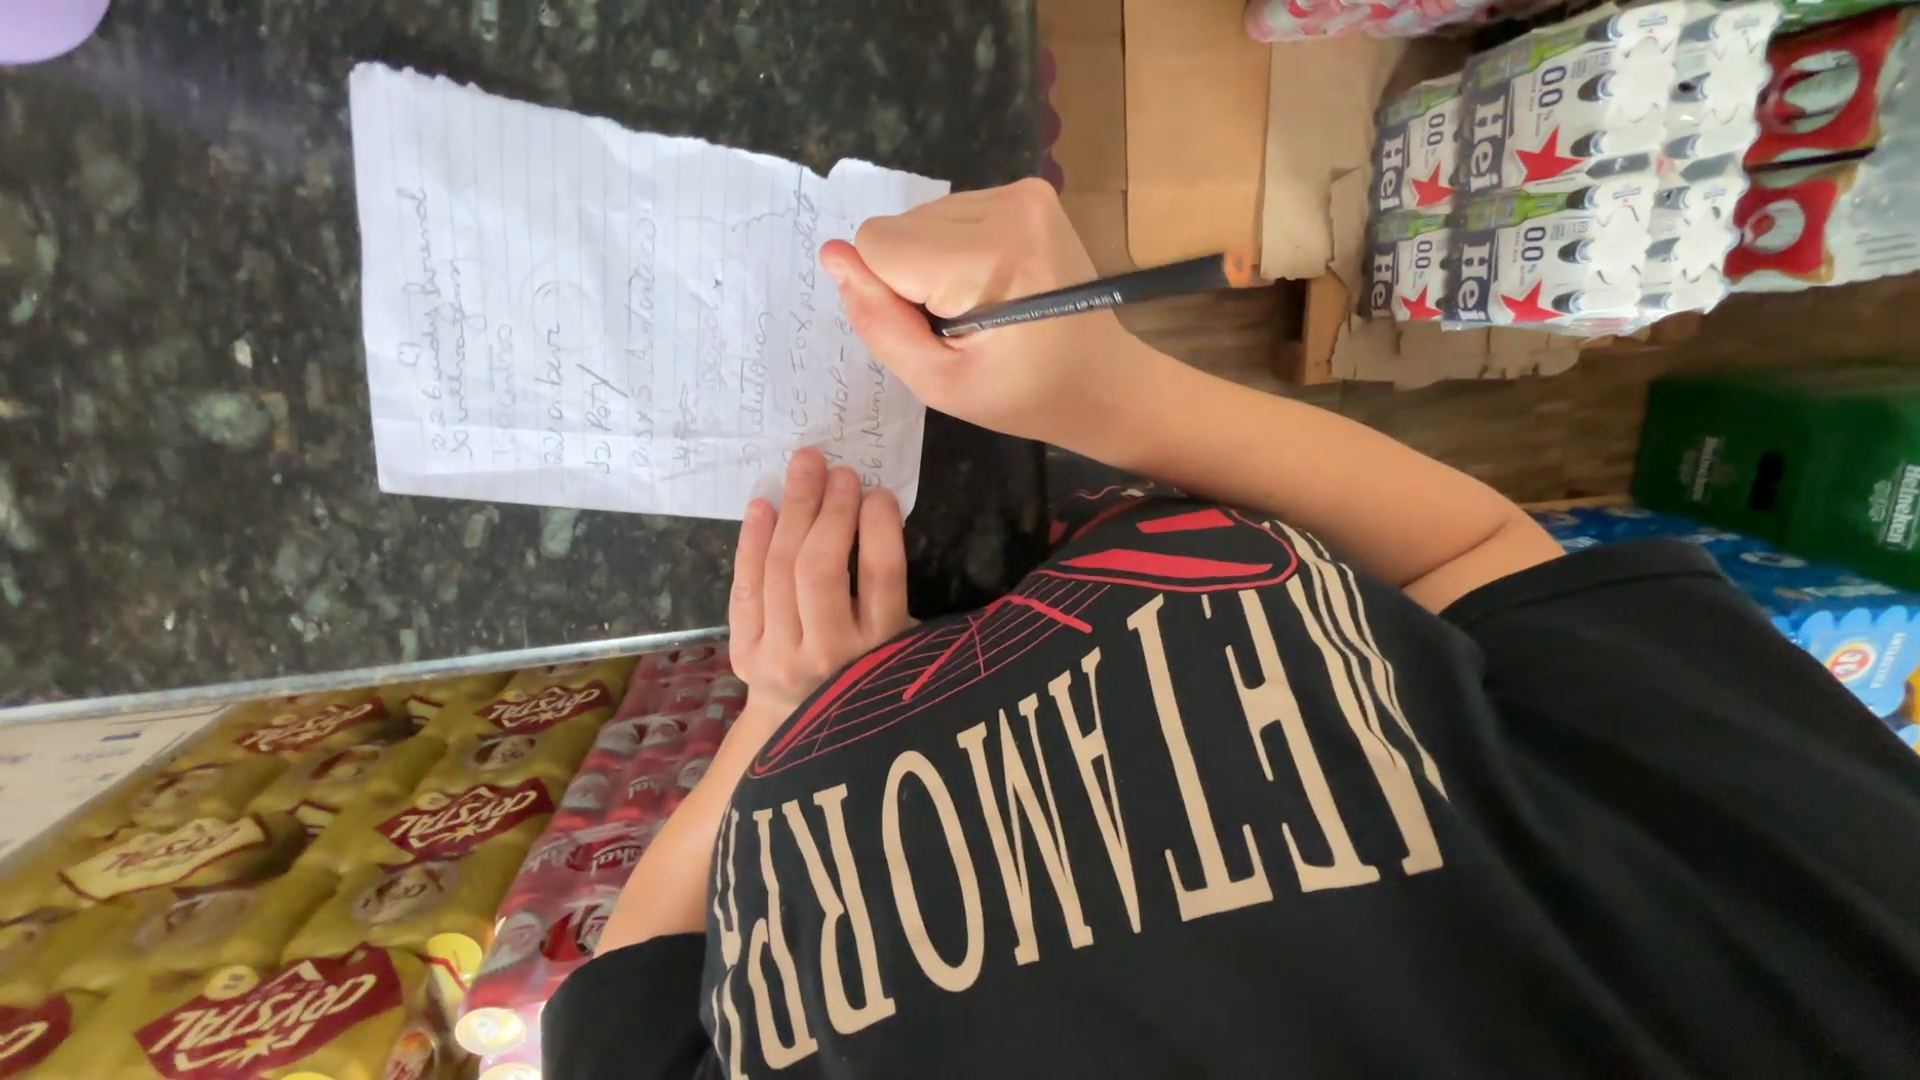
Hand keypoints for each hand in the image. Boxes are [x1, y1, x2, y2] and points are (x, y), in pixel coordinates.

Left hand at [728, 449, 913, 723]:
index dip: (878, 525)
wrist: (805, 727)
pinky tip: (764, 505)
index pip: (880, 575)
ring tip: (805, 470)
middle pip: (822, 568)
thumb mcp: (900, 639)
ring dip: (794, 511)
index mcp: (881, 650)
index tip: (879, 493)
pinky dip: (752, 542)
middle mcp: (830, 655)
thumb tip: (873, 507)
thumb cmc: (866, 671)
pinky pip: (745, 586)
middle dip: (830, 509)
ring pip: (780, 570)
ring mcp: (780, 656)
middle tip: (838, 470)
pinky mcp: (745, 654)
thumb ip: (889, 589)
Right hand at [819, 179, 1158, 453]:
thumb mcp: (940, 384)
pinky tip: (993, 287)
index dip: (892, 296)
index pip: (878, 244)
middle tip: (963, 327)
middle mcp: (1009, 204)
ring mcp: (1024, 192)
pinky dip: (957, 252)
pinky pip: (951, 214)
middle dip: (913, 280)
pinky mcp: (1030, 192)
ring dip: (935, 267)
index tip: (937, 331)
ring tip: (982, 310)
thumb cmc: (1023, 396)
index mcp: (991, 256)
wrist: (1102, 380)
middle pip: (899, 228)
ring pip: (922, 220)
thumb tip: (831, 255)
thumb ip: (878, 322)